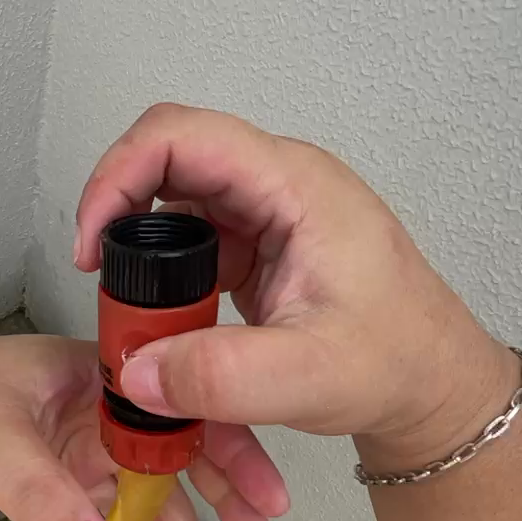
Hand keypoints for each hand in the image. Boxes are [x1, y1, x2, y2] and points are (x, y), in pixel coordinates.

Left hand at [0, 335, 288, 520]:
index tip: (264, 498)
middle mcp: (103, 404)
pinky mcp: (65, 471)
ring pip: (148, 484)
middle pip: (176, 448)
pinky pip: (112, 504)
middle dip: (220, 495)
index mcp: (99, 373)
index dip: (227, 448)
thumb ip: (42, 497)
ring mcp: (85, 441)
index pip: (179, 408)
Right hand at [72, 103, 520, 465]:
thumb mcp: (308, 377)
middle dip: (116, 209)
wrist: (429, 384)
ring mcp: (263, 213)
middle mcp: (275, 186)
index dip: (118, 175)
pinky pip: (186, 239)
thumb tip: (134, 370)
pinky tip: (159, 314)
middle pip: (167, 158)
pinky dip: (158, 273)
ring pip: (171, 198)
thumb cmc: (396, 363)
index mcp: (294, 187)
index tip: (92, 242)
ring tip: (127, 304)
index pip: (181, 136)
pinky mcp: (253, 245)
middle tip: (96, 273)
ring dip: (135, 244)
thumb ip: (219, 376)